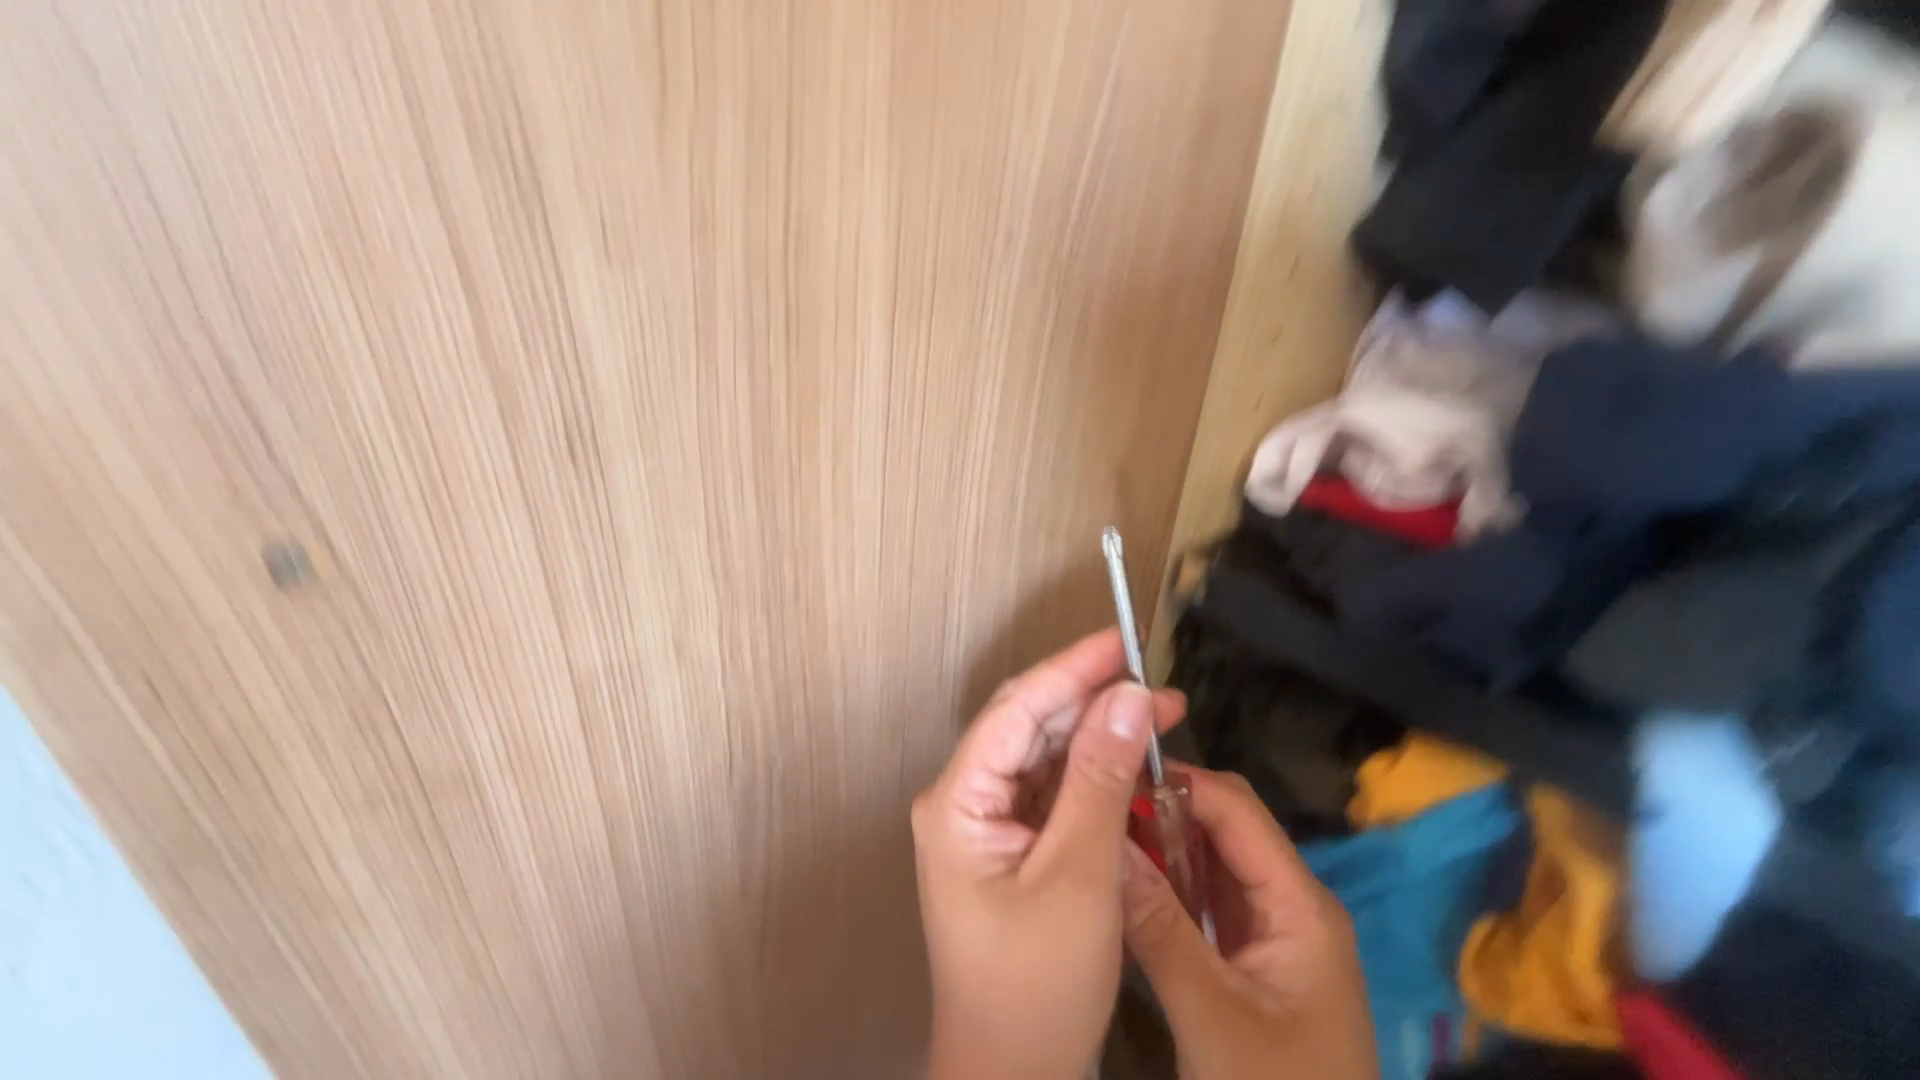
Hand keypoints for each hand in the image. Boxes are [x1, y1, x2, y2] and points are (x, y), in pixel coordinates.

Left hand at [913, 628, 1185, 1079]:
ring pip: (1046, 758)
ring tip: (1161, 720)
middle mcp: (964, 801)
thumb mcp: (1079, 876)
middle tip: (1161, 691)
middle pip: (1030, 728)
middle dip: (1094, 703)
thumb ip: (1100, 780)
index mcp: (958, 800)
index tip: (1124, 640)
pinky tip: (1136, 768)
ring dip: (1100, 739)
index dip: (1071, 669)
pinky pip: (1054, 793)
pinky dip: (1095, 778)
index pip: (1016, 710)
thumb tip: (1128, 697)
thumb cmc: (1037, 984)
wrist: (1013, 1073)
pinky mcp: (1010, 847)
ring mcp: (986, 824)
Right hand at [1122, 766, 1377, 1079]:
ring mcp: (1272, 933)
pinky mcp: (1252, 960)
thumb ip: (1159, 929)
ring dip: (1161, 843)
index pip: (1236, 809)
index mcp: (1300, 904)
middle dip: (1163, 806)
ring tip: (1099, 825)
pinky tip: (1125, 879)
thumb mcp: (1213, 1017)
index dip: (1177, 779)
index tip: (1110, 767)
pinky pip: (1207, 901)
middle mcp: (1290, 903)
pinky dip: (1168, 883)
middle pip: (1226, 827)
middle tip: (1096, 796)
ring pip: (1212, 863)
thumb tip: (1106, 846)